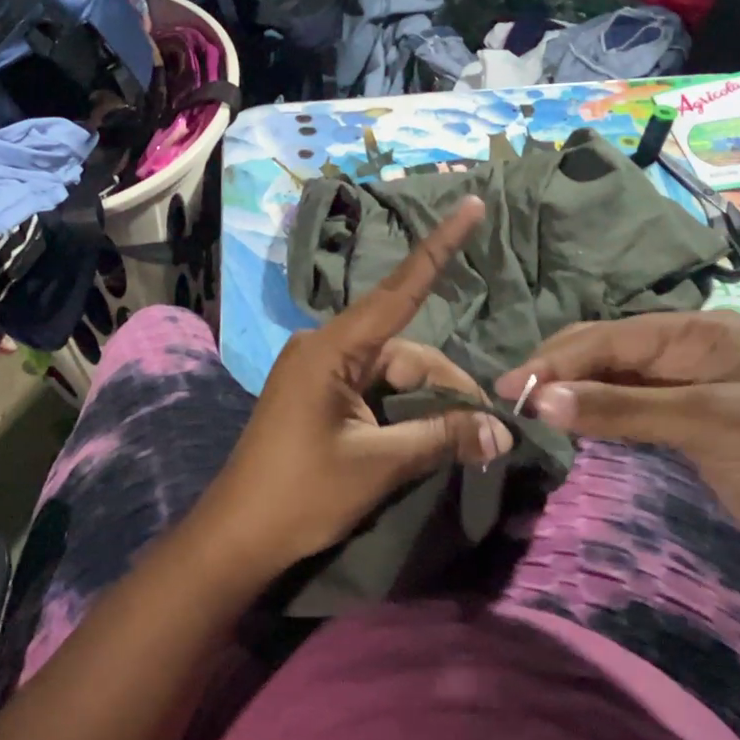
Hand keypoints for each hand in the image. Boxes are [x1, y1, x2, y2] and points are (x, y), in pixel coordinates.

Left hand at [192, 198, 511, 575]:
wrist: (239, 533)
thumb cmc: (302, 493)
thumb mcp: (378, 465)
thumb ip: (441, 437)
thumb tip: (501, 429)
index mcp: (329, 349)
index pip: (397, 292)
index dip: (439, 250)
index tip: (469, 205)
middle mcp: (323, 349)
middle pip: (405, 351)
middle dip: (447, 387)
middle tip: (485, 435)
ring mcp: (318, 374)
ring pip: (393, 375)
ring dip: (426, 406)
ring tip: (459, 446)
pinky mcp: (317, 398)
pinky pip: (373, 392)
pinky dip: (403, 414)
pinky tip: (424, 442)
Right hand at [496, 311, 739, 565]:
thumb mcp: (712, 423)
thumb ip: (623, 409)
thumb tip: (540, 401)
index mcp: (701, 333)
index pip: (611, 336)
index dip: (557, 359)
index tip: (510, 387)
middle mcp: (690, 354)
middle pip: (607, 353)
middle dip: (558, 372)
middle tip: (509, 399)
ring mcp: (690, 392)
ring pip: (613, 383)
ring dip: (572, 395)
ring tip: (528, 412)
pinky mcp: (690, 429)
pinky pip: (628, 412)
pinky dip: (595, 417)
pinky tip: (568, 426)